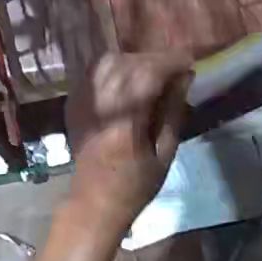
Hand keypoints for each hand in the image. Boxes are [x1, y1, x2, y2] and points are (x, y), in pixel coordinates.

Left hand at [64, 52, 191, 230]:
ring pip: (107, 63)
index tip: (188, 62)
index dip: (168, 63)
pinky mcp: (73, 103)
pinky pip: (92, 72)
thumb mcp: (164, 155)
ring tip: (153, 71)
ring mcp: (81, 103)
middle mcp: (99, 108)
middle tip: (174, 67)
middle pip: (126, 64)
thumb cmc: (135, 185)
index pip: (145, 77)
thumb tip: (184, 77)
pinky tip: (128, 77)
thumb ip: (172, 113)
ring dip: (133, 60)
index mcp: (124, 126)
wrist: (94, 201)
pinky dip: (113, 67)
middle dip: (153, 60)